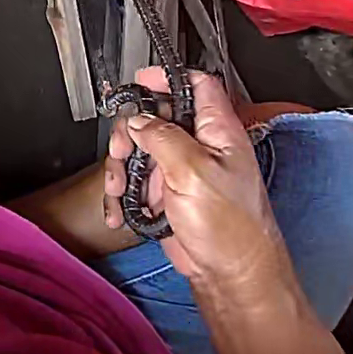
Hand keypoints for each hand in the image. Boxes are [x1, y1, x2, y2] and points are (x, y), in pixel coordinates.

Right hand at [104, 67, 303, 298]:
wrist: (229, 276)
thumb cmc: (232, 229)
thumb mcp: (193, 171)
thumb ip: (163, 137)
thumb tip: (138, 119)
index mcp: (218, 131)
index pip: (197, 85)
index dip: (168, 77)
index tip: (141, 81)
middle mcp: (199, 146)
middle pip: (155, 117)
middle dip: (129, 131)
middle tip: (122, 149)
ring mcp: (181, 169)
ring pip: (138, 149)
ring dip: (121, 167)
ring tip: (121, 188)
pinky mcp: (167, 193)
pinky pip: (135, 181)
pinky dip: (122, 192)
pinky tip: (120, 208)